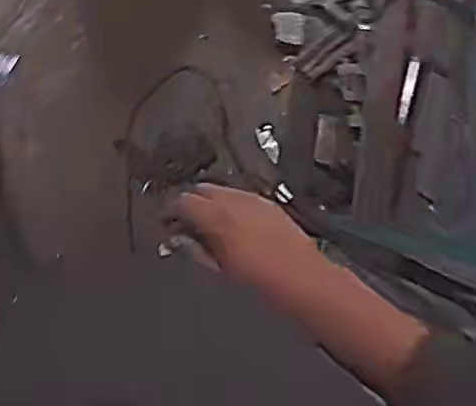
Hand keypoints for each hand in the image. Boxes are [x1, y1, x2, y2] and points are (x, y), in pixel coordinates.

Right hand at [171, 183, 328, 307]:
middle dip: (188, 203)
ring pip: (220, 190)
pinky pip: (240, 196)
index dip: (169, 210)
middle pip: (200, 189)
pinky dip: (229, 205)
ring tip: (207, 225)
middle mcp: (234, 200)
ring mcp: (253, 199)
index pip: (182, 201)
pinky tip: (233, 224)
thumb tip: (177, 239)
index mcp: (218, 216)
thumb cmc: (265, 287)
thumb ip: (196, 251)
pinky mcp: (268, 204)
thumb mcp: (222, 273)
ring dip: (209, 202)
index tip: (165, 221)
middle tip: (183, 223)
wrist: (310, 286)